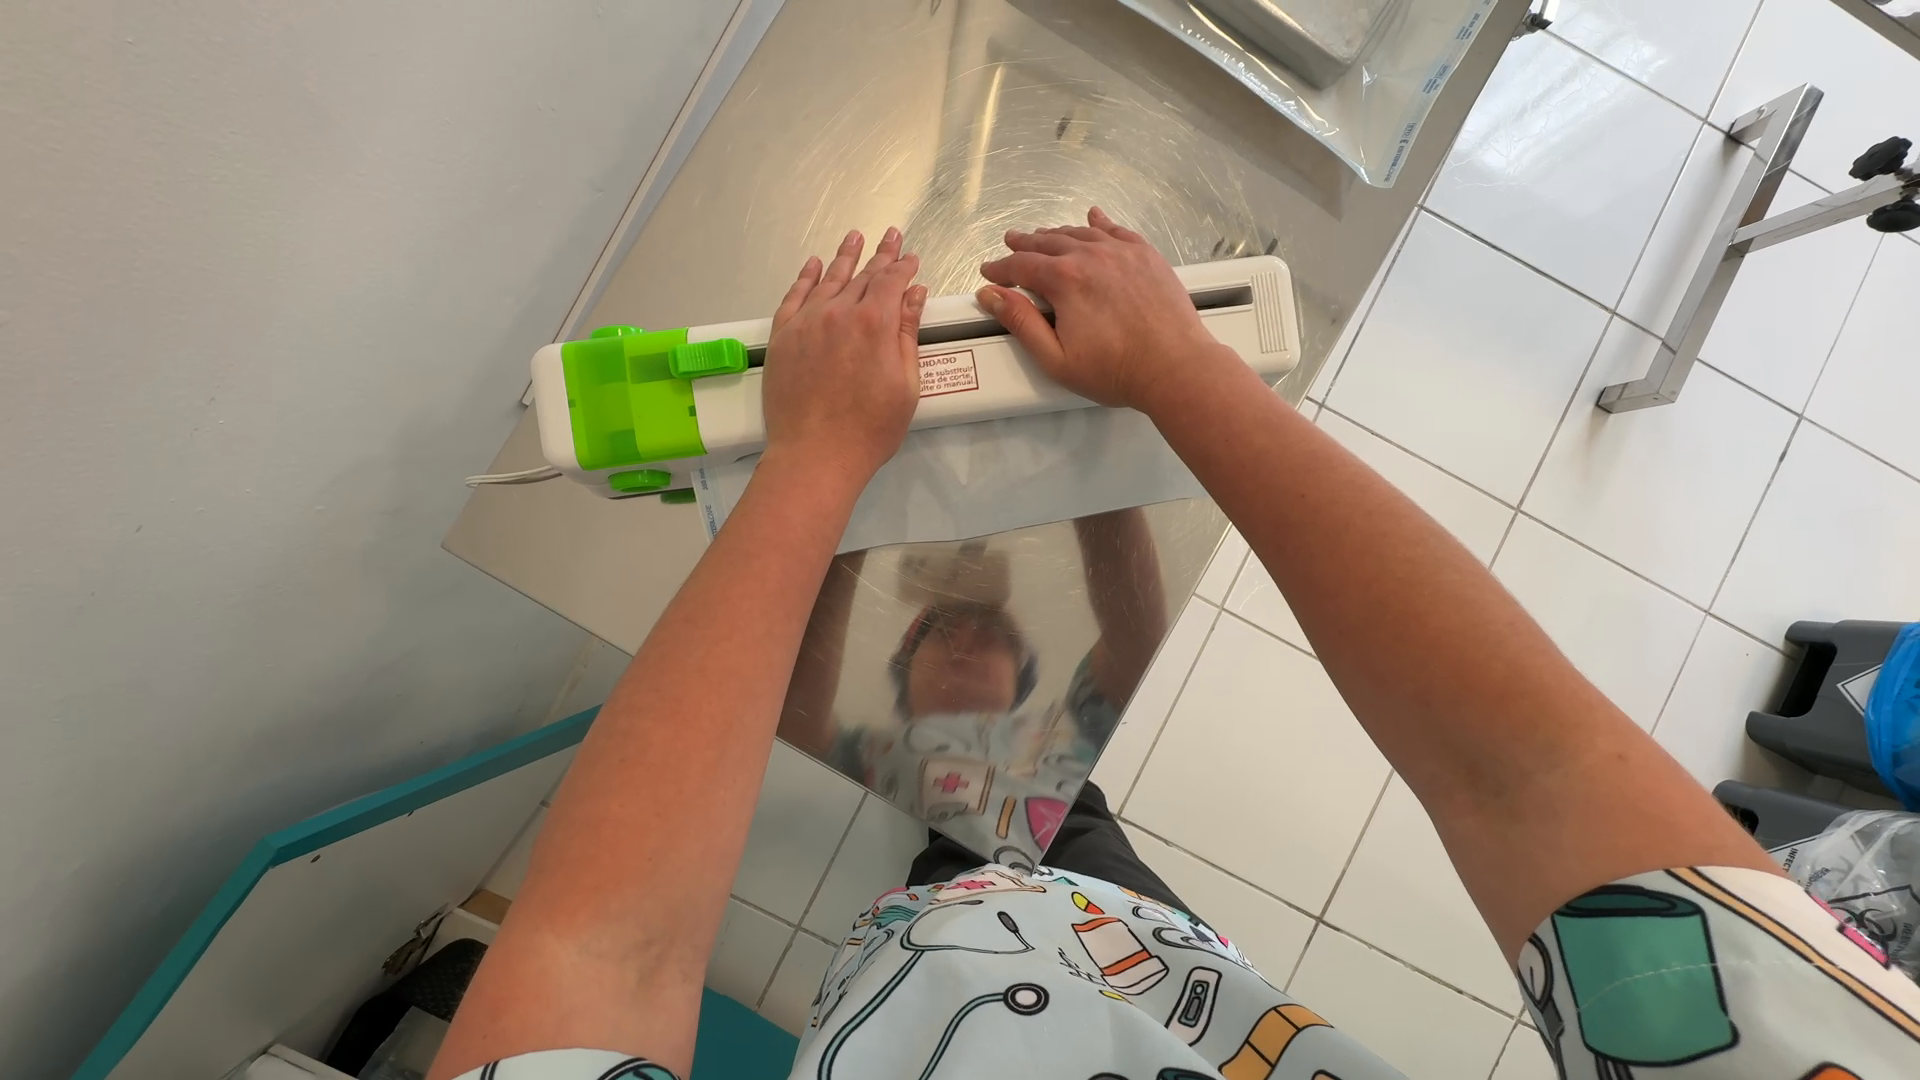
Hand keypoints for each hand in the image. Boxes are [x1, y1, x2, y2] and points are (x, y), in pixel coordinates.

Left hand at [762, 227, 926, 486]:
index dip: (903, 267)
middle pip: (862, 275)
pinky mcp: (782, 337)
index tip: (911, 257)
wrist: (815, 454)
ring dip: (845, 257)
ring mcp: (806, 322)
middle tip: (890, 235)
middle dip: (880, 254)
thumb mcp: (905, 385)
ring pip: (828, 279)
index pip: (892, 281)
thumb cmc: (870, 429)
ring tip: (855, 236)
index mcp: (874, 323)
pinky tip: (815, 265)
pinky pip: (794, 296)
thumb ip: (907, 334)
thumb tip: (914, 294)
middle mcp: (838, 312)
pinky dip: (806, 277)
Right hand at [976, 207, 1231, 411]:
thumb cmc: (1117, 371)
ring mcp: (1122, 252)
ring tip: (1042, 235)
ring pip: (1080, 232)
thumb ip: (1021, 323)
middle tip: (1011, 243)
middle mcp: (1092, 255)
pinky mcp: (1146, 256)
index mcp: (1065, 280)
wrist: (1174, 367)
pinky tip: (1093, 217)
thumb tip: (993, 295)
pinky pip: (1117, 229)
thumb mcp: (1056, 358)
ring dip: (1057, 233)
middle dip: (1025, 244)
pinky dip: (1100, 222)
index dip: (1001, 268)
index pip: (1021, 265)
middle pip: (1048, 242)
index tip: (990, 272)